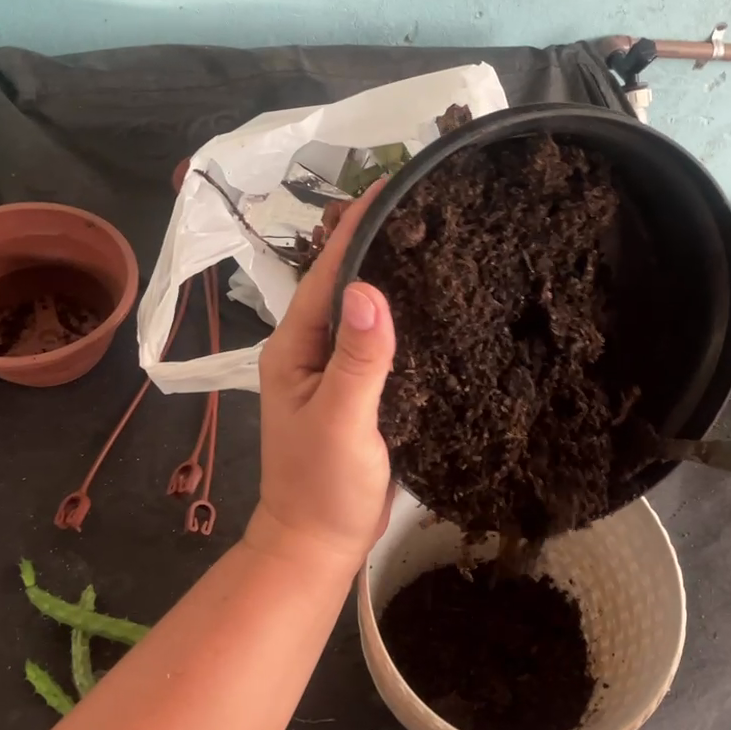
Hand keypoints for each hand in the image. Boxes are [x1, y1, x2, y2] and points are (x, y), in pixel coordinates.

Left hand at [248, 181, 396, 571]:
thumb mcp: (341, 421)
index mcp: (296, 347)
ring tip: (435, 244)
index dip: (355, 230)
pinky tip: (433, 309)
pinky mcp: (359, 392)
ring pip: (363, 313)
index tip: (388, 185)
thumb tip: (370, 288)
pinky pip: (379, 344)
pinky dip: (402, 320)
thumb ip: (357, 359)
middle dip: (377, 244)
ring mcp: (334, 371)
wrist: (318, 543)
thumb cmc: (322, 486)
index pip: (326, 275)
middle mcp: (311, 349)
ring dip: (391, 278)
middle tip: (424, 206)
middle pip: (344, 285)